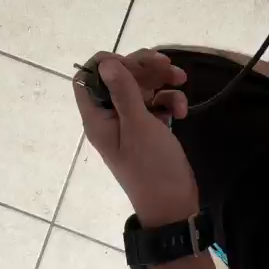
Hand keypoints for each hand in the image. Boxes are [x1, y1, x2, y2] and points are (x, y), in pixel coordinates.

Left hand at [74, 50, 199, 225]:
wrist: (175, 206)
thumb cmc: (151, 167)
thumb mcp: (138, 125)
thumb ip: (122, 91)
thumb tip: (105, 62)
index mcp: (97, 118)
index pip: (87, 79)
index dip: (106, 65)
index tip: (131, 64)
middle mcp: (110, 116)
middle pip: (118, 76)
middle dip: (143, 66)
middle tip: (166, 66)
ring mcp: (130, 121)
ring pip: (141, 85)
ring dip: (161, 79)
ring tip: (181, 80)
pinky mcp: (150, 126)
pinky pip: (156, 101)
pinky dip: (170, 99)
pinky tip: (182, 111)